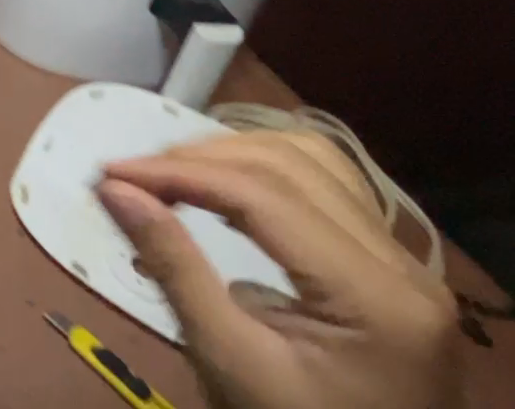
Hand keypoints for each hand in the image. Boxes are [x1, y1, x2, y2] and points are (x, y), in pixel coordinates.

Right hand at [98, 131, 462, 408]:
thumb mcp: (228, 360)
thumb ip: (175, 267)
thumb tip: (112, 189)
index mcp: (376, 297)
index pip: (265, 196)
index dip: (179, 172)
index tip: (110, 174)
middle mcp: (404, 266)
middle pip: (291, 165)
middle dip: (200, 157)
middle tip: (132, 175)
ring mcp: (405, 263)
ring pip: (313, 161)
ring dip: (232, 153)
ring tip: (171, 174)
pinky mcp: (390, 266)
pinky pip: (327, 185)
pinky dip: (264, 169)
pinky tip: (222, 185)